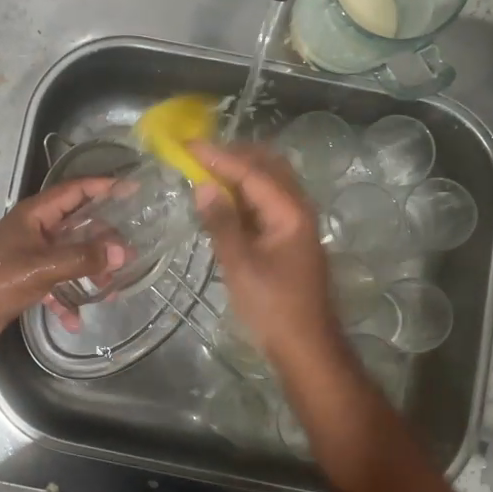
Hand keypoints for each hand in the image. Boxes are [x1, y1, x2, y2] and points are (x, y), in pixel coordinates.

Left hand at [0, 177, 120, 342]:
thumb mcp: (43, 267)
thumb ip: (83, 258)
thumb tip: (121, 252)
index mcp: (35, 215)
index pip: (75, 190)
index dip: (103, 187)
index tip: (132, 190)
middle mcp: (34, 230)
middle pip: (77, 226)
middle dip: (103, 241)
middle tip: (130, 253)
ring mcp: (30, 255)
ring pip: (69, 257)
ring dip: (89, 272)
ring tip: (111, 289)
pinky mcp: (26, 279)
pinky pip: (55, 283)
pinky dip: (66, 298)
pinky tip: (75, 319)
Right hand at [189, 141, 341, 360]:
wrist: (305, 346)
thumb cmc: (272, 307)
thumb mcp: (240, 265)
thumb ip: (221, 222)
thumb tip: (203, 185)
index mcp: (290, 212)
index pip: (251, 171)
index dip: (218, 156)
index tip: (186, 145)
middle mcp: (298, 209)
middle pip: (268, 167)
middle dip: (233, 156)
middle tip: (197, 156)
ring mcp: (296, 224)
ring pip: (269, 183)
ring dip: (239, 173)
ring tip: (204, 173)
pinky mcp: (289, 239)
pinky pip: (266, 203)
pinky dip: (244, 194)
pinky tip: (221, 201)